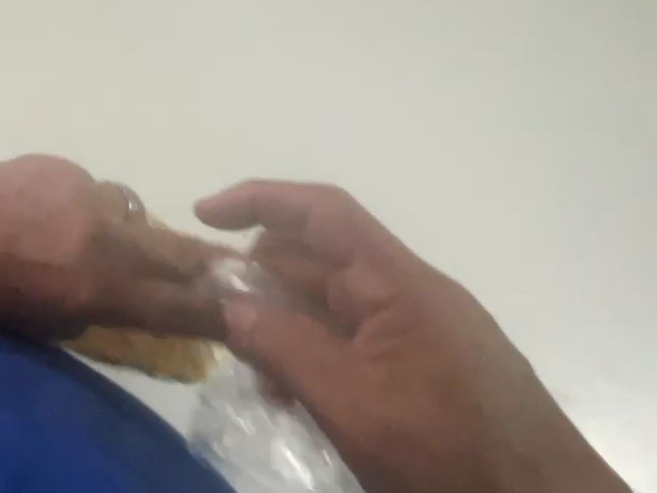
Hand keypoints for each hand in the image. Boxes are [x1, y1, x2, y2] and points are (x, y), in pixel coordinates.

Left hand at [0, 155, 227, 339]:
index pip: (185, 305)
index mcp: (105, 286)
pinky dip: (80, 199)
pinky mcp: (58, 165)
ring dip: (125, 224)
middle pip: (175, 250)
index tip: (242, 307)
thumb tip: (136, 300)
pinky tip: (49, 206)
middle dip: (194, 262)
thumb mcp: (54, 321)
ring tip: (95, 230)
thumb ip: (104, 309)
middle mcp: (106, 237)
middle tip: (210, 264)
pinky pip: (87, 184)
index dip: (220, 309)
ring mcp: (83, 193)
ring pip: (130, 207)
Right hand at [195, 181, 629, 492]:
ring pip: (326, 303)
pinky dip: (309, 352)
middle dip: (258, 277)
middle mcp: (411, 295)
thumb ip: (279, 345)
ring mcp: (421, 333)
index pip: (322, 212)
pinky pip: (349, 339)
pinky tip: (289, 393)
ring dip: (279, 323)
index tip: (203, 216)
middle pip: (314, 257)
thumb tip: (222, 302)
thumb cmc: (454, 456)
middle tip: (215, 311)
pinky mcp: (426, 369)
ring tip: (251, 367)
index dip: (256, 200)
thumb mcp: (351, 403)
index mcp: (401, 285)